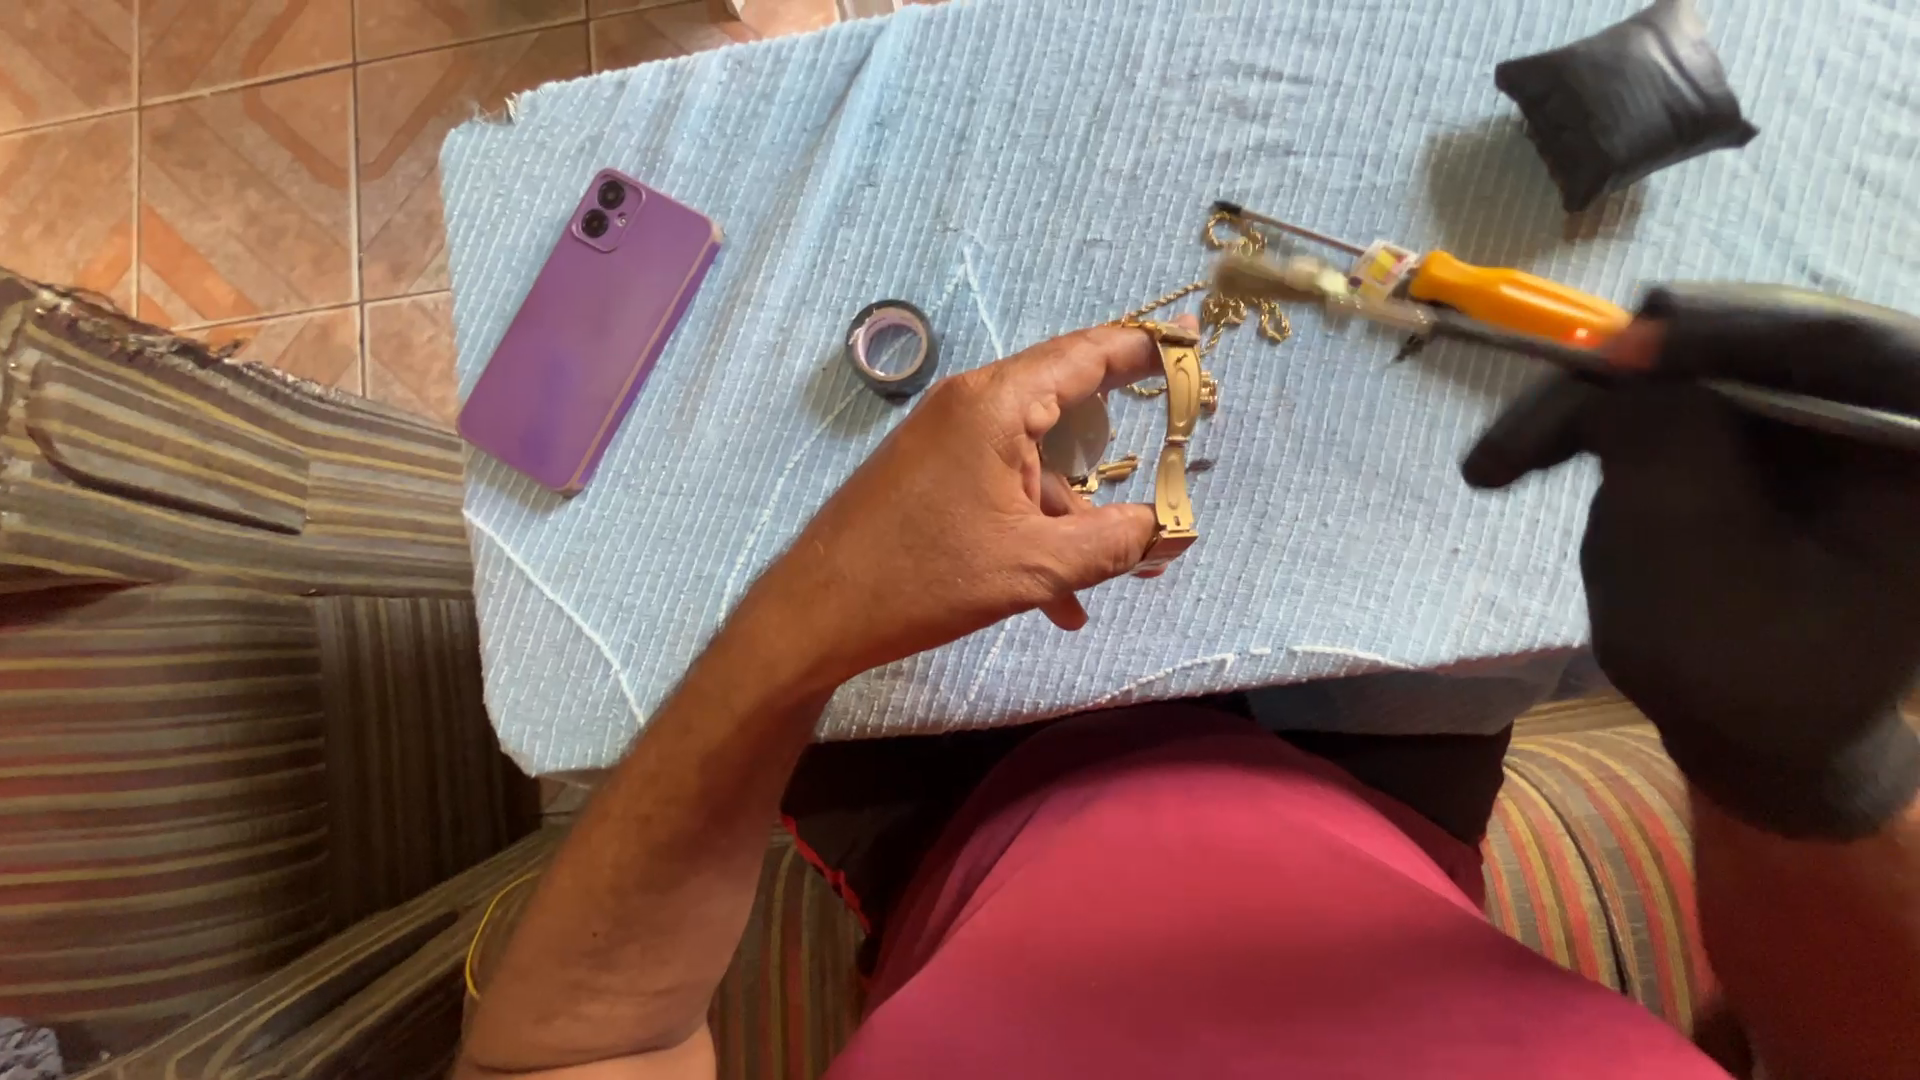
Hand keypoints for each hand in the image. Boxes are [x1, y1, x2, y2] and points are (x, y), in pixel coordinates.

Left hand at [744, 321, 1178, 691]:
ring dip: (1071, 517)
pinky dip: (1031, 532)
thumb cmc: (924, 579)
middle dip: (1118, 446)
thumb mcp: (1033, 566)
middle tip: (1175, 453)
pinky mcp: (930, 476)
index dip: (1147, 347)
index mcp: (997, 404)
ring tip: (1107, 577)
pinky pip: (999, 490)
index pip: (1088, 354)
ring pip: (1033, 465)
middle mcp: (970, 407)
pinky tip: (1057, 602)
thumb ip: (1112, 545)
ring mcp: (945, 441)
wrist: (817, 612)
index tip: (1193, 343)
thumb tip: (1168, 531)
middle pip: (1064, 408)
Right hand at [1463, 285, 1919, 838]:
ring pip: (1687, 365)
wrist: (1744, 722)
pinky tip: (1527, 457)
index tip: (1614, 351)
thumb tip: (1619, 358)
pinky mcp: (1746, 433)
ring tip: (1494, 462)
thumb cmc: (1740, 666)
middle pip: (1754, 342)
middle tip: (1531, 409)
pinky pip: (1660, 397)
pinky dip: (1585, 422)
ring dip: (1582, 405)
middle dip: (1628, 374)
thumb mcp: (1692, 561)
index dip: (1728, 331)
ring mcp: (1813, 419)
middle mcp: (1889, 414)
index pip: (1850, 346)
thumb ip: (1665, 445)